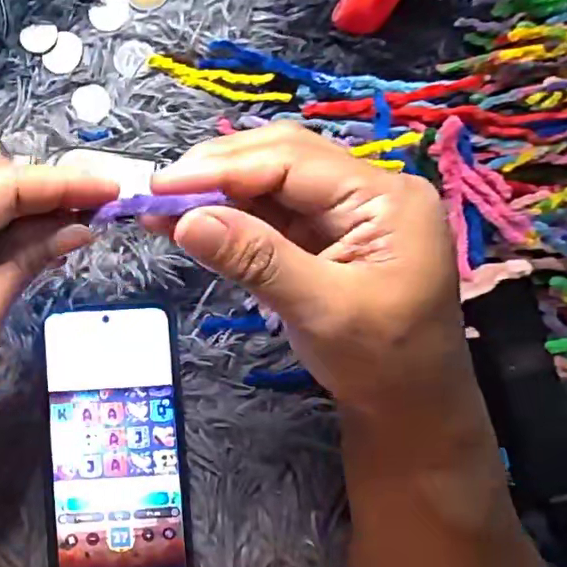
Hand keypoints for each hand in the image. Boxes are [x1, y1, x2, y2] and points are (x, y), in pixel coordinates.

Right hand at [142, 123, 468, 424]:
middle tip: (156, 190)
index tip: (161, 183)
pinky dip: (226, 217)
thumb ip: (255, 259)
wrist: (409, 406)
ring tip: (162, 204)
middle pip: (279, 159)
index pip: (291, 162)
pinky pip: (267, 215)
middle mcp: (365, 192)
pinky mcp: (320, 237)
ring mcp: (341, 213)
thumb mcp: (320, 309)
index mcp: (384, 198)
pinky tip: (190, 220)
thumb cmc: (382, 362)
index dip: (221, 169)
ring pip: (268, 184)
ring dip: (215, 192)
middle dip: (215, 171)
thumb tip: (186, 221)